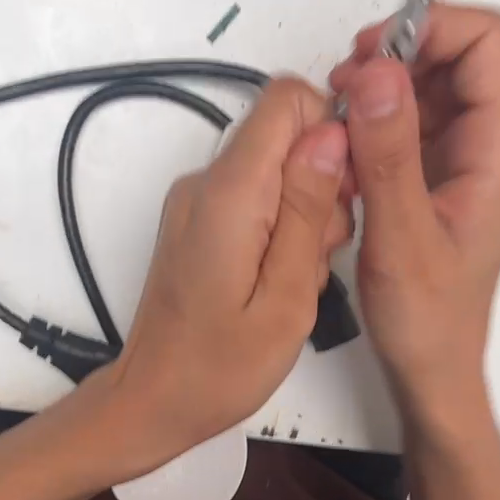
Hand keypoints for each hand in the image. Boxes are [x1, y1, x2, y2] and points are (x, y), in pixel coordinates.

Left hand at [90, 78, 352, 473]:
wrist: (154, 400)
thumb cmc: (221, 369)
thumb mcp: (285, 299)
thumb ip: (308, 212)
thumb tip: (331, 134)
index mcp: (229, 194)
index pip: (286, 99)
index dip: (330, 132)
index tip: (344, 196)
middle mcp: (203, 184)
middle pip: (283, 137)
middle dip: (321, 186)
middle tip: (317, 258)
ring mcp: (194, 204)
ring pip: (273, 172)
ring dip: (301, 217)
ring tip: (294, 281)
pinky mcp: (194, 225)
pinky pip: (251, 201)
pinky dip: (276, 231)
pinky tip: (274, 283)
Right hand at [328, 3, 499, 413]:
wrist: (431, 372)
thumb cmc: (426, 321)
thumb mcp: (402, 238)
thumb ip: (389, 155)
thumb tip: (375, 74)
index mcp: (492, 155)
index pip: (483, 45)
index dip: (429, 30)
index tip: (368, 56)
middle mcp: (480, 150)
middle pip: (452, 60)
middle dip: (396, 58)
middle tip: (341, 87)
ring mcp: (455, 168)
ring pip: (424, 95)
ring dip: (378, 95)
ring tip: (334, 125)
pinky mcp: (429, 187)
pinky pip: (403, 133)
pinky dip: (371, 131)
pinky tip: (342, 158)